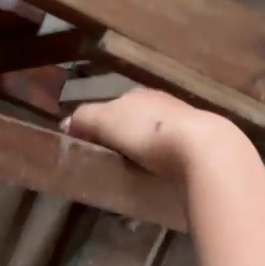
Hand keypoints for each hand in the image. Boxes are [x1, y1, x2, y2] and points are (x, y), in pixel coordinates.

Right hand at [61, 88, 242, 176]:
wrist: (197, 147)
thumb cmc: (145, 130)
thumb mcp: (104, 120)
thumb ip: (83, 118)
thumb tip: (67, 123)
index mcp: (138, 94)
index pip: (111, 106)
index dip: (96, 125)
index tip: (88, 146)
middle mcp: (160, 101)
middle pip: (131, 119)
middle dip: (120, 136)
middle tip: (107, 160)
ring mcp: (180, 121)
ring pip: (151, 134)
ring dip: (140, 148)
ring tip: (129, 169)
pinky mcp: (194, 143)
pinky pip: (166, 150)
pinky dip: (157, 158)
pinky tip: (153, 170)